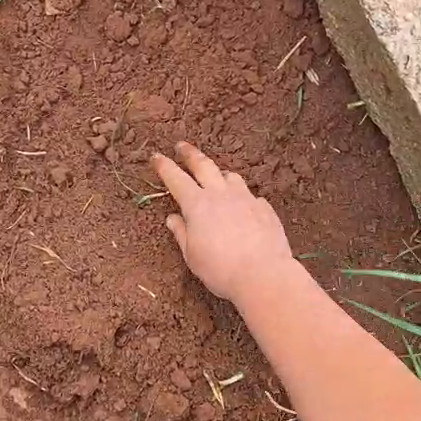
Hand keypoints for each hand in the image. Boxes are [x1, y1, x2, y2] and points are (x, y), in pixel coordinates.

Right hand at [151, 142, 299, 304]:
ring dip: (220, 175)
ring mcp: (245, 198)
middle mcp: (221, 194)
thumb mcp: (193, 255)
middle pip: (203, 165)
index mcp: (197, 205)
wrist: (263, 274)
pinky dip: (242, 198)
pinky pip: (250, 196)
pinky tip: (243, 208)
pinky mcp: (264, 208)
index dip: (164, 166)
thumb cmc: (221, 269)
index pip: (176, 178)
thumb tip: (173, 218)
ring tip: (217, 178)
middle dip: (190, 153)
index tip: (156, 157)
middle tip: (181, 146)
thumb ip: (182, 233)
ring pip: (230, 177)